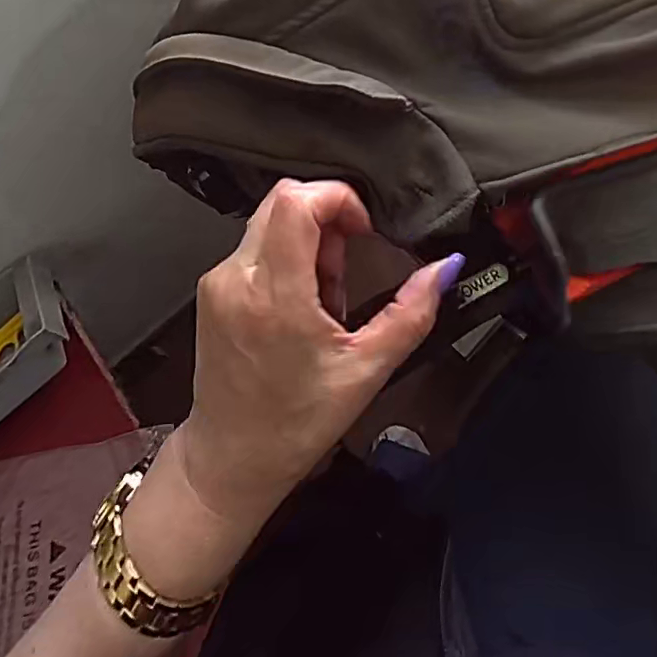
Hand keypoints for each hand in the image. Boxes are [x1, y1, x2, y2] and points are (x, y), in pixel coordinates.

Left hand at [177, 179, 462, 522]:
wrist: (232, 458)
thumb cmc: (290, 423)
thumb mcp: (366, 369)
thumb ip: (412, 313)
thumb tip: (443, 271)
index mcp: (275, 297)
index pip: (297, 201)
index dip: (339, 198)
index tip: (361, 227)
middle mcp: (236, 280)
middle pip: (285, 201)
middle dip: (328, 220)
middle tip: (346, 268)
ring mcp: (219, 283)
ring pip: (272, 221)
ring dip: (310, 242)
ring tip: (324, 296)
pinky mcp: (213, 290)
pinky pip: (257, 245)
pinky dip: (288, 258)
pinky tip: (300, 302)